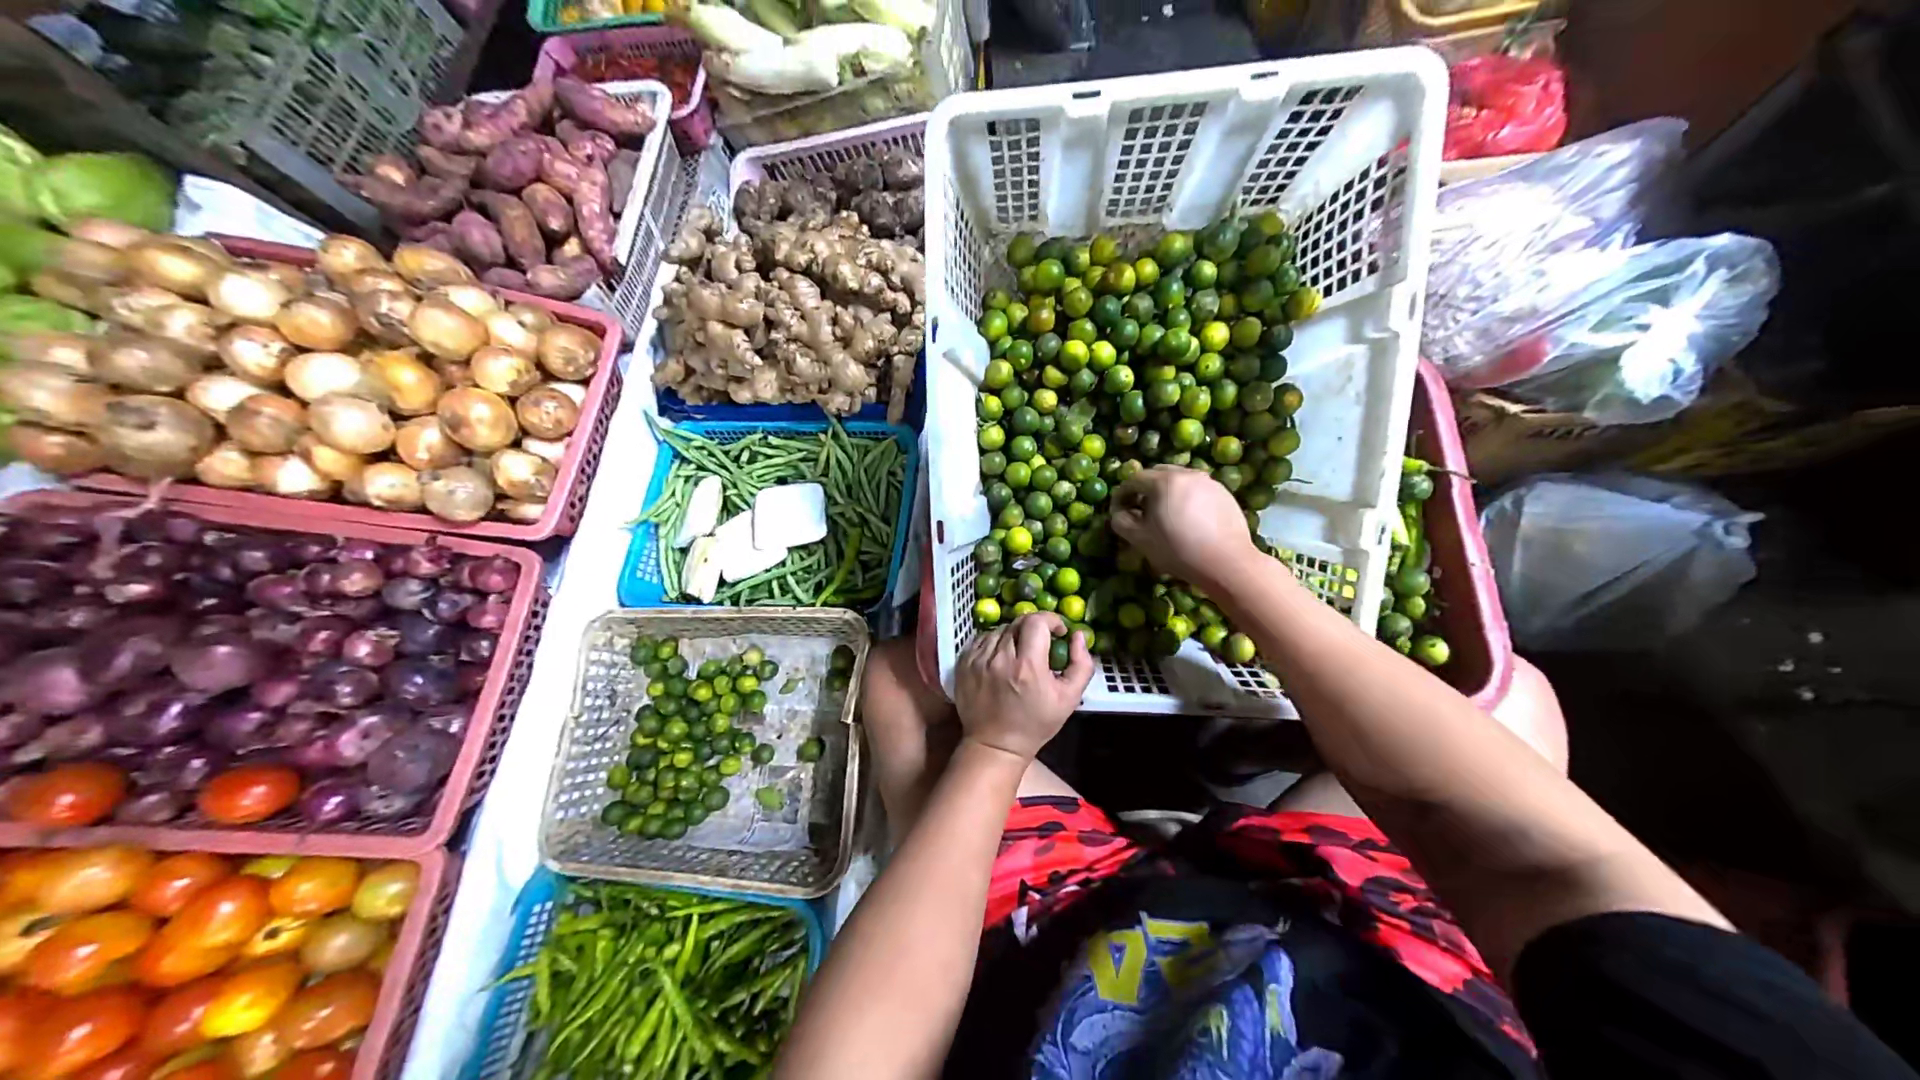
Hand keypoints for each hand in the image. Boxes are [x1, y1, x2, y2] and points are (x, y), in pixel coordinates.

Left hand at [953, 613, 1092, 760]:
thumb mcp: (1069, 699)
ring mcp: (978, 660)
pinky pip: (982, 640)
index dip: (1050, 620)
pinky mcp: (963, 664)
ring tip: (1020, 652)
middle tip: (1041, 641)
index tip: (1058, 631)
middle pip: (1017, 623)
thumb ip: (1080, 664)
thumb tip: (1077, 635)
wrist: (995, 745)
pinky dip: (995, 642)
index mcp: (1027, 667)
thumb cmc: (1035, 724)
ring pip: (999, 630)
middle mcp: (1000, 659)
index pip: (1036, 622)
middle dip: (1034, 627)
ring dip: (1014, 635)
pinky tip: (1001, 657)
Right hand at [1110, 466, 1262, 589]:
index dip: (1121, 495)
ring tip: (1166, 515)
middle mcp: (1186, 474)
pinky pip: (1197, 489)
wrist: (1227, 563)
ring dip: (1166, 492)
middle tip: (1141, 511)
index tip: (1119, 511)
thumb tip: (1119, 512)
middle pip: (1157, 474)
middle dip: (1144, 489)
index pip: (1133, 480)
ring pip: (1179, 479)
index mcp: (1163, 481)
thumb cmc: (1178, 550)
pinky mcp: (1224, 492)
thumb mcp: (1140, 539)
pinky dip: (1187, 497)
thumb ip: (1121, 521)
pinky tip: (1189, 519)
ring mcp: (1208, 482)